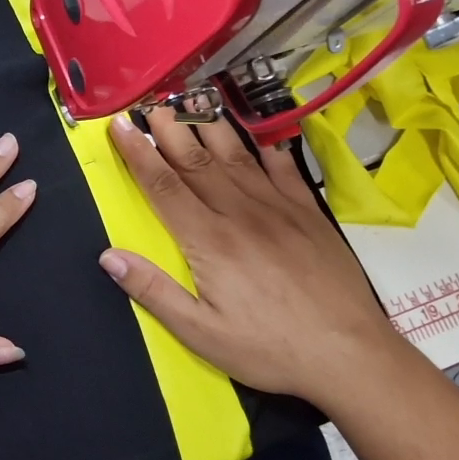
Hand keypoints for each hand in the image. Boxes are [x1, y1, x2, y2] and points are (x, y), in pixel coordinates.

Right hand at [99, 108, 404, 407]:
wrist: (349, 355)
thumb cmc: (268, 349)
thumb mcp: (200, 333)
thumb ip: (153, 291)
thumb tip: (109, 256)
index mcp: (209, 241)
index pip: (164, 186)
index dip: (138, 154)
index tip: (121, 126)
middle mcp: (241, 214)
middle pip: (197, 162)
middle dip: (170, 130)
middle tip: (151, 104)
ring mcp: (280, 211)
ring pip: (237, 159)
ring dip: (211, 130)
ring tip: (194, 104)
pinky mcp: (310, 217)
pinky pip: (284, 172)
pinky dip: (267, 151)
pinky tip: (258, 139)